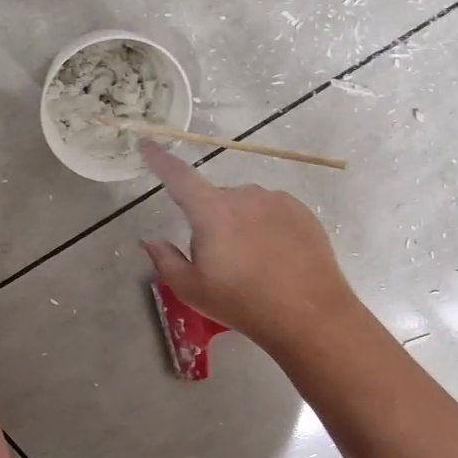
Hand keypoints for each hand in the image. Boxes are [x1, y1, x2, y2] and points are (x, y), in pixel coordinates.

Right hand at [139, 141, 356, 346]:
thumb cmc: (242, 302)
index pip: (179, 177)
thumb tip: (152, 240)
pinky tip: (273, 258)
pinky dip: (264, 228)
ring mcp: (277, 200)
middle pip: (214, 199)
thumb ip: (165, 260)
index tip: (147, 144)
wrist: (309, 314)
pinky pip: (271, 212)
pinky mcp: (302, 212)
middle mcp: (245, 196)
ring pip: (244, 206)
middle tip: (217, 261)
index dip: (160, 160)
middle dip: (208, 221)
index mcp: (212, 212)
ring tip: (250, 263)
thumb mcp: (191, 289)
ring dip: (238, 224)